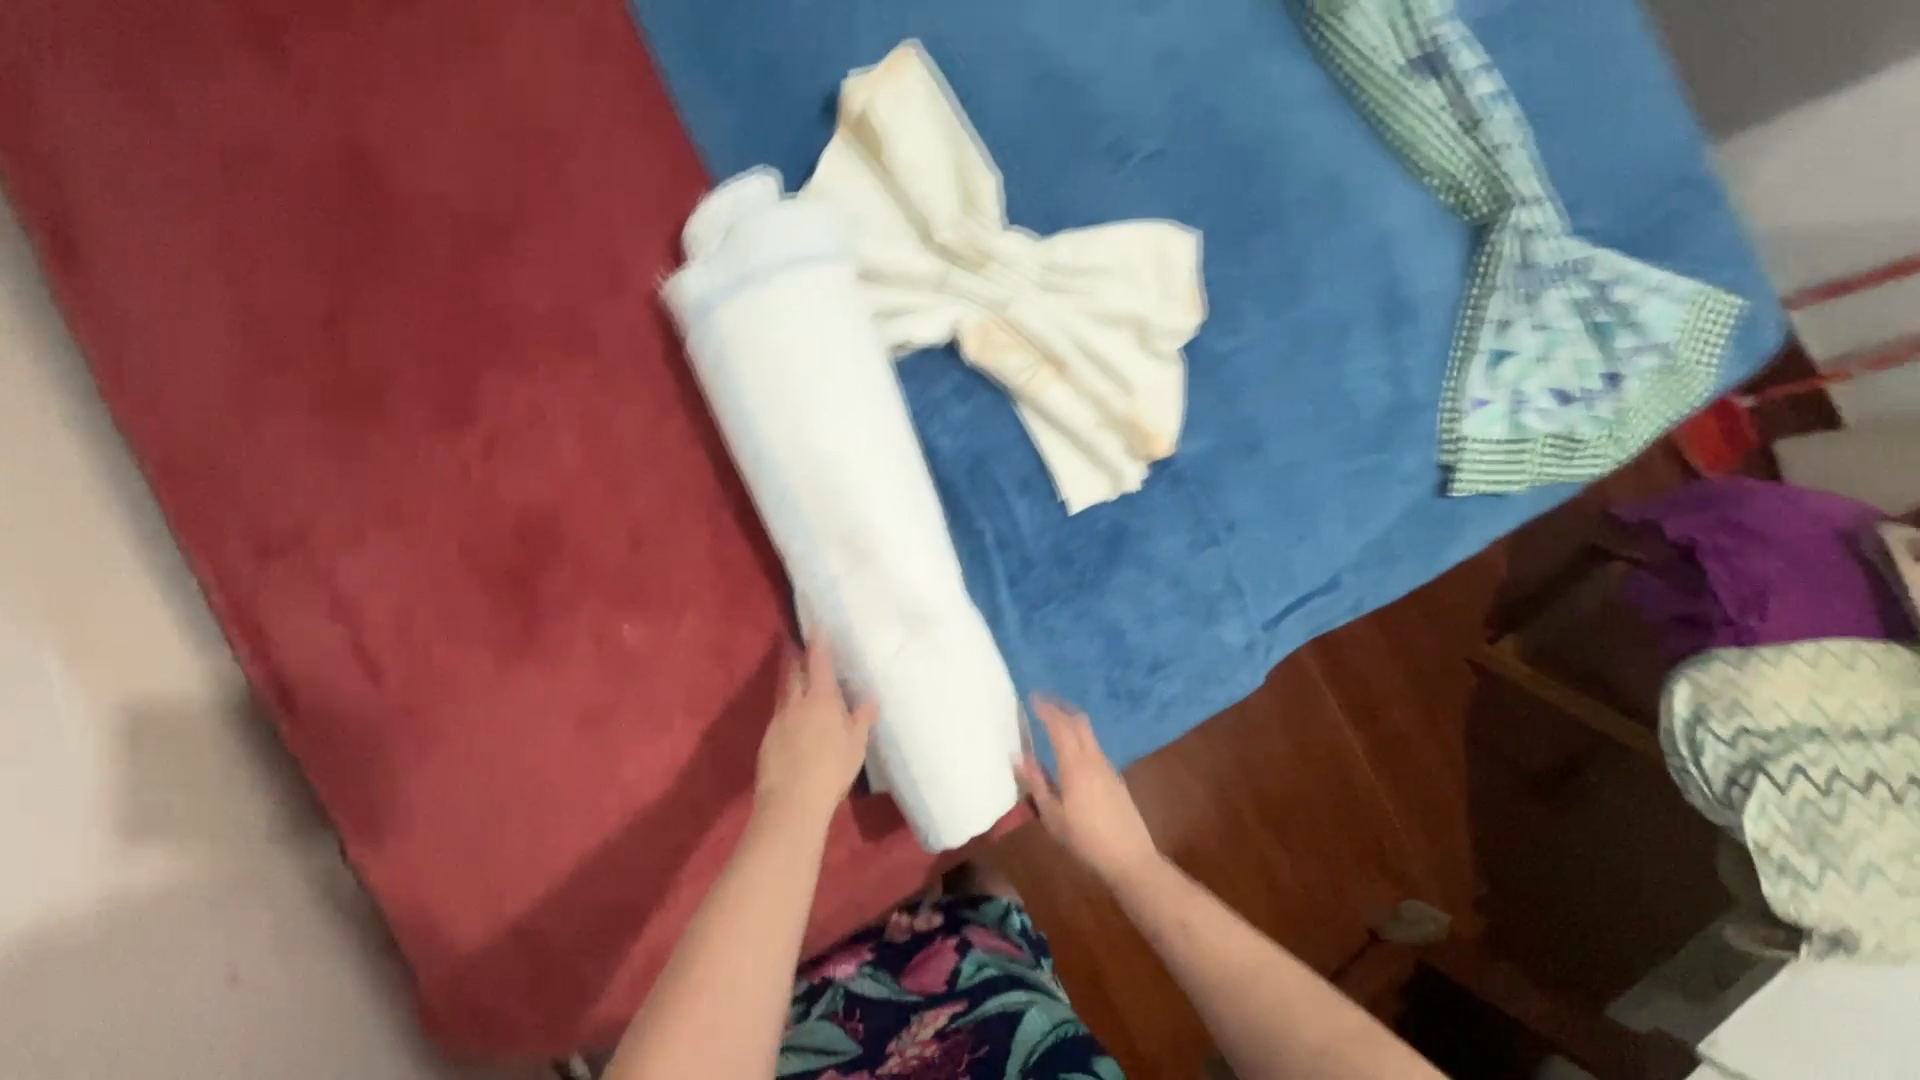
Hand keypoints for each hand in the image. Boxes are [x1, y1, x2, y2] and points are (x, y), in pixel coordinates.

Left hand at [754, 640, 875, 829]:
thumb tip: (869, 701)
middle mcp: (797, 702)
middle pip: (794, 671)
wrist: (791, 800)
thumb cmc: (831, 769)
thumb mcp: (855, 745)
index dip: (818, 644)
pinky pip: (780, 713)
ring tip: (798, 676)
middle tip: (801, 645)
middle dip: (798, 656)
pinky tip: (794, 717)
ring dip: (791, 680)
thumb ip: (861, 720)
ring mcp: (779, 719)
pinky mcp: (768, 738)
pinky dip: (788, 707)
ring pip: (785, 691)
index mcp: (821, 699)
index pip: (819, 663)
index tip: (816, 627)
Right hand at [1015, 698, 1161, 888]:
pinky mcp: (1115, 778)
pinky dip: (1080, 739)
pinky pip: (1094, 748)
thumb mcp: (1053, 816)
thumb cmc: (1086, 840)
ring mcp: (1108, 768)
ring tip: (1053, 723)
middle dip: (1061, 708)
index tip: (1033, 697)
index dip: (1046, 709)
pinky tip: (1071, 752)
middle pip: (1079, 723)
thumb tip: (1018, 757)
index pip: (1060, 727)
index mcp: (1076, 766)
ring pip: (1089, 734)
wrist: (1130, 858)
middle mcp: (1094, 759)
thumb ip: (1036, 784)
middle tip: (1042, 703)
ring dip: (1071, 722)